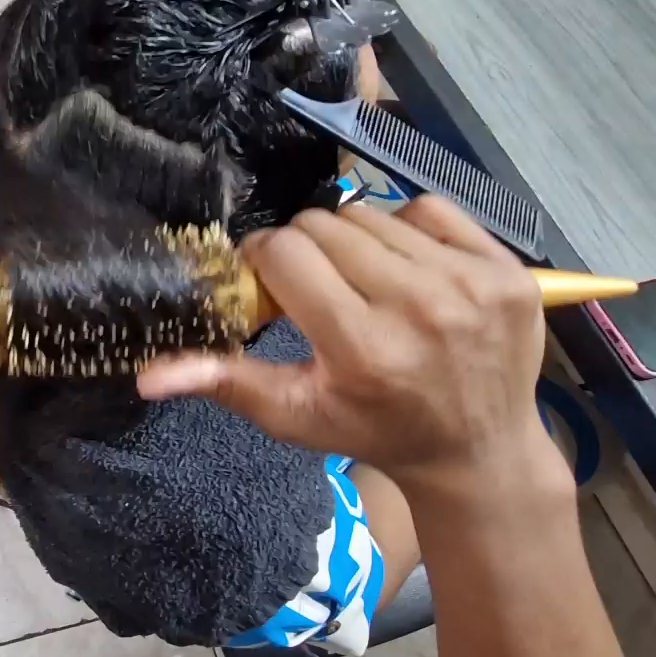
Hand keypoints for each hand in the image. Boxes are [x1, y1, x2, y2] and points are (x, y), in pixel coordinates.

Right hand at [138, 197, 559, 495]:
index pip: (286, 252)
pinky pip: (427, 207)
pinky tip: (407, 267)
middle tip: (314, 285)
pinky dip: (404, 227)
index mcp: (363, 347)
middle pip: (322, 225)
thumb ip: (223, 381)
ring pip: (368, 212)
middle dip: (304, 249)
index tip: (271, 281)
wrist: (479, 449)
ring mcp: (472, 284)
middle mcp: (421, 307)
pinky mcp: (509, 269)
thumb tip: (147, 375)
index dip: (265, 260)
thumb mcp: (292, 414)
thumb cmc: (371, 429)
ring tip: (361, 280)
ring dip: (350, 240)